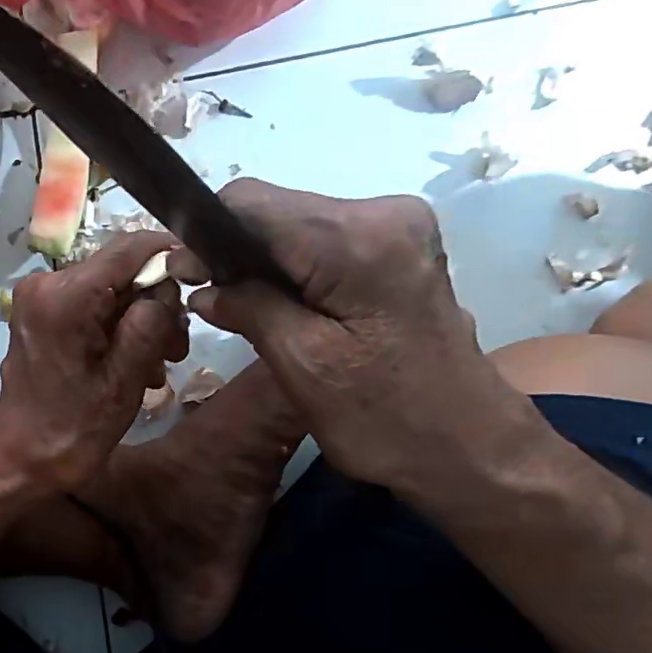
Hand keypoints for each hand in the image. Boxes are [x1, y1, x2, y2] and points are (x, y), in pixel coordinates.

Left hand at [0, 232, 187, 490]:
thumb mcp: (124, 379)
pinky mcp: (41, 312)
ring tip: (154, 367)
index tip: (201, 280)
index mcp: (65, 295)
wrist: (24, 456)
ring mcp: (40, 296)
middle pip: (121, 270)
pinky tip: (131, 365)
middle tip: (174, 351)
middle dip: (155, 305)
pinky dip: (116, 328)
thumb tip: (168, 281)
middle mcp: (46, 283)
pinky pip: (92, 304)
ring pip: (111, 289)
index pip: (131, 248)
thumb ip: (151, 323)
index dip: (171, 257)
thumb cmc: (74, 428)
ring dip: (139, 322)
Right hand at [169, 179, 524, 490]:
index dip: (205, 233)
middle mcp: (383, 213)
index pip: (251, 203)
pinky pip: (318, 240)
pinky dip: (286, 266)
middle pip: (273, 209)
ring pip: (293, 223)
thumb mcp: (302, 366)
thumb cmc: (385, 419)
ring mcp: (396, 226)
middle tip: (204, 298)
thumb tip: (202, 287)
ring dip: (257, 260)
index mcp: (359, 240)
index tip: (181, 275)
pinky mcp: (396, 246)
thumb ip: (248, 309)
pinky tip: (274, 303)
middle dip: (229, 248)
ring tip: (235, 306)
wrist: (470, 449)